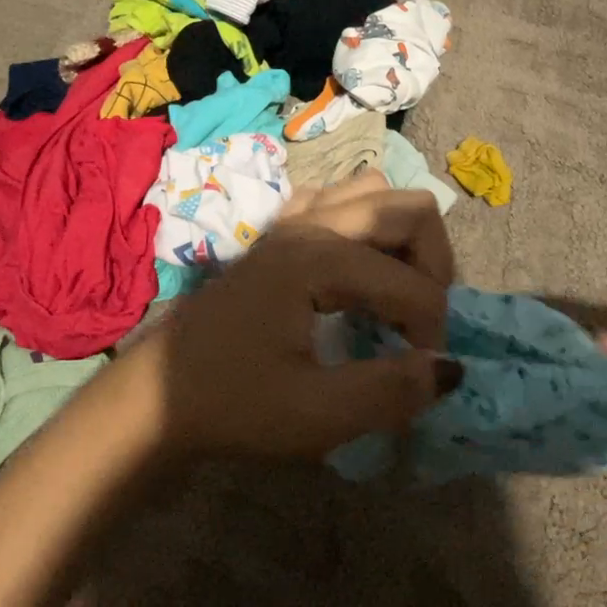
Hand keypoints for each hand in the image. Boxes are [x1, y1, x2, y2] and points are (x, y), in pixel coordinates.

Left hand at [123, 175, 462, 459]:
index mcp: (317, 260)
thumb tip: (449, 368)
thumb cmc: (232, 404)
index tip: (421, 375)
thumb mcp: (314, 415)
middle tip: (422, 320)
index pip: (411, 283)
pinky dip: (362, 224)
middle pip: (407, 207)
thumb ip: (389, 391)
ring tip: (397, 292)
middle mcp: (308, 225)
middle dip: (435, 262)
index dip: (433, 331)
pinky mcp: (277, 232)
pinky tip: (353, 269)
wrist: (157, 395)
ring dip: (402, 236)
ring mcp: (289, 221)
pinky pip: (335, 199)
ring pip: (373, 191)